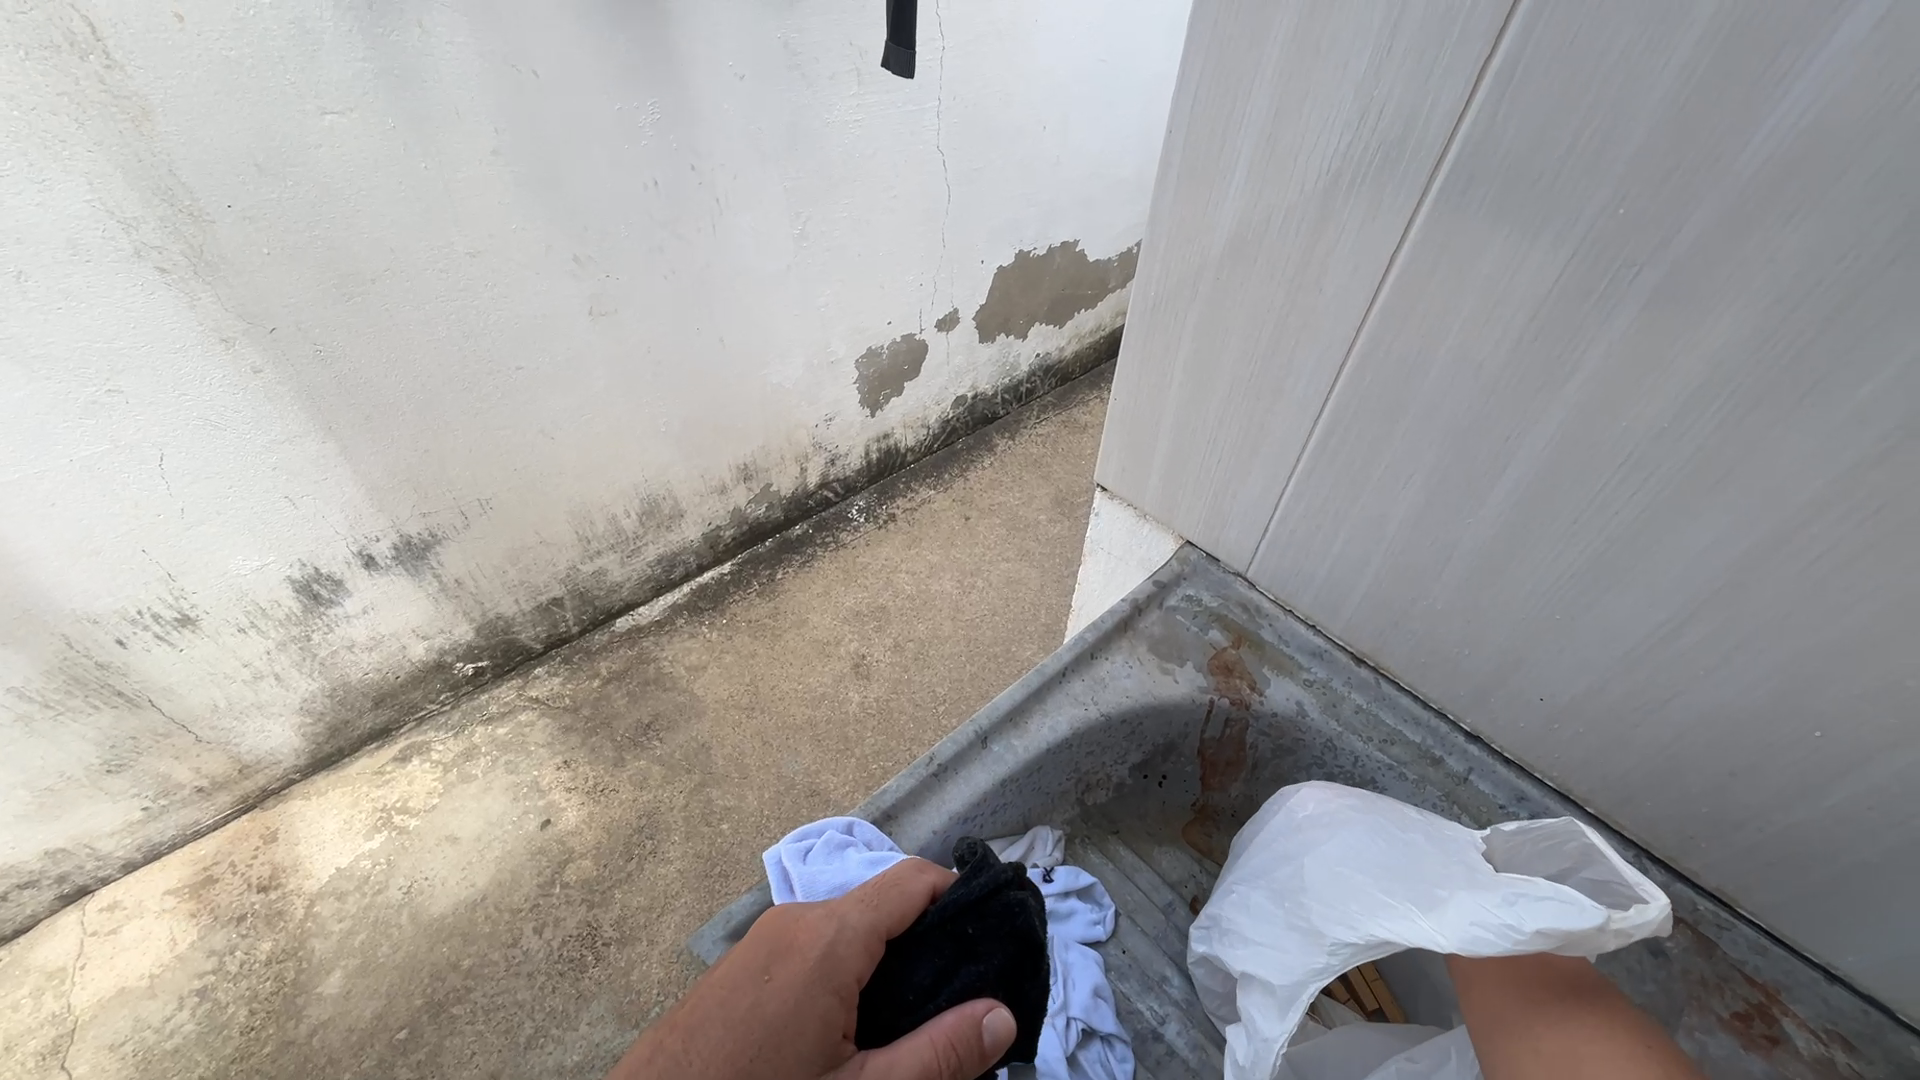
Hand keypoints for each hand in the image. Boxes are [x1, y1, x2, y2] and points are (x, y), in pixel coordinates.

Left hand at [609, 858, 1018, 1079]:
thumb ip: (939, 1053)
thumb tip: (1004, 1014)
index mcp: (831, 934)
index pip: (916, 878)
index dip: (963, 897)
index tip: (996, 939)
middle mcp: (798, 916)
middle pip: (886, 904)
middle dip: (930, 942)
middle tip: (960, 997)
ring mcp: (766, 937)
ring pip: (851, 927)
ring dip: (888, 961)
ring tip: (910, 1021)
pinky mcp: (745, 962)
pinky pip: (815, 946)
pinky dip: (848, 970)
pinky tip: (852, 1028)